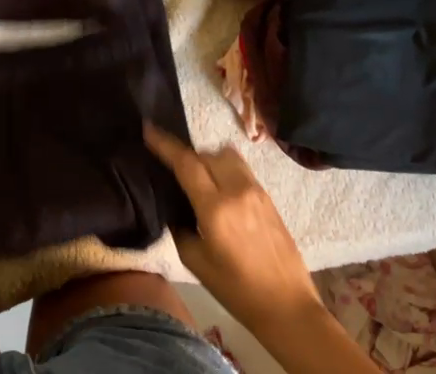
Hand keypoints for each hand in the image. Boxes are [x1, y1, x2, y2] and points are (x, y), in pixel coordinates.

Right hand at [144, 126, 320, 332]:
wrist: (287, 306)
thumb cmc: (236, 290)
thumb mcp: (196, 263)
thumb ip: (180, 228)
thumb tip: (175, 209)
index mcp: (215, 208)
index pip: (186, 163)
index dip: (164, 144)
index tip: (148, 129)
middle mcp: (237, 191)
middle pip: (205, 154)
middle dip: (186, 155)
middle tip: (172, 167)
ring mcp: (256, 191)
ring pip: (226, 155)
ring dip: (208, 158)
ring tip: (198, 176)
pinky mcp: (268, 197)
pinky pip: (241, 168)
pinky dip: (225, 168)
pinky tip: (220, 188)